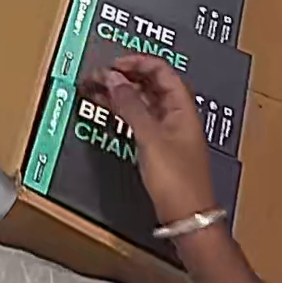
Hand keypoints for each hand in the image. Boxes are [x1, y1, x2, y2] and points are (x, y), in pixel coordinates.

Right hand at [83, 54, 216, 222]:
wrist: (186, 220)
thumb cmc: (176, 180)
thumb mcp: (150, 138)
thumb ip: (130, 105)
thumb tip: (113, 77)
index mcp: (183, 106)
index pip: (161, 70)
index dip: (137, 62)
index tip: (112, 65)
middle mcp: (177, 114)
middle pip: (150, 83)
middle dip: (124, 76)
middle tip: (97, 77)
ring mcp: (168, 130)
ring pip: (142, 100)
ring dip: (120, 92)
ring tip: (94, 89)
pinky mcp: (158, 145)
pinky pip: (138, 117)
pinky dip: (122, 110)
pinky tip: (106, 108)